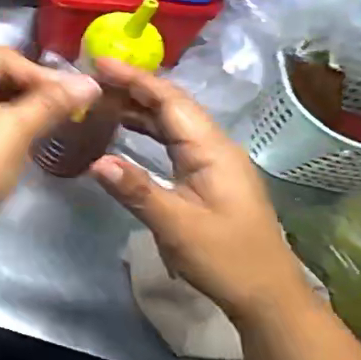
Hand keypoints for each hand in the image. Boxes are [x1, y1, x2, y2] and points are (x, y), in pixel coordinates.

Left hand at [0, 48, 98, 263]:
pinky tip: (41, 125)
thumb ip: (53, 102)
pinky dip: (15, 118)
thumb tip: (93, 83)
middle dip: (37, 86)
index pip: (3, 58)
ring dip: (29, 103)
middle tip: (73, 100)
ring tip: (63, 112)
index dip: (41, 72)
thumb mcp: (16, 130)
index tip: (74, 90)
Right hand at [87, 58, 309, 324]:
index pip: (169, 101)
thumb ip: (136, 190)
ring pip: (173, 122)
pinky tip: (128, 130)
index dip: (134, 79)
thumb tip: (96, 162)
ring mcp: (214, 161)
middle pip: (171, 105)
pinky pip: (175, 140)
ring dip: (139, 107)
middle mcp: (214, 146)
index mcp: (211, 149)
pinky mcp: (209, 176)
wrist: (267, 296)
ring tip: (102, 97)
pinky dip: (149, 129)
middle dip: (134, 87)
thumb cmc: (225, 258)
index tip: (100, 63)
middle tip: (93, 77)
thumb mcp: (176, 226)